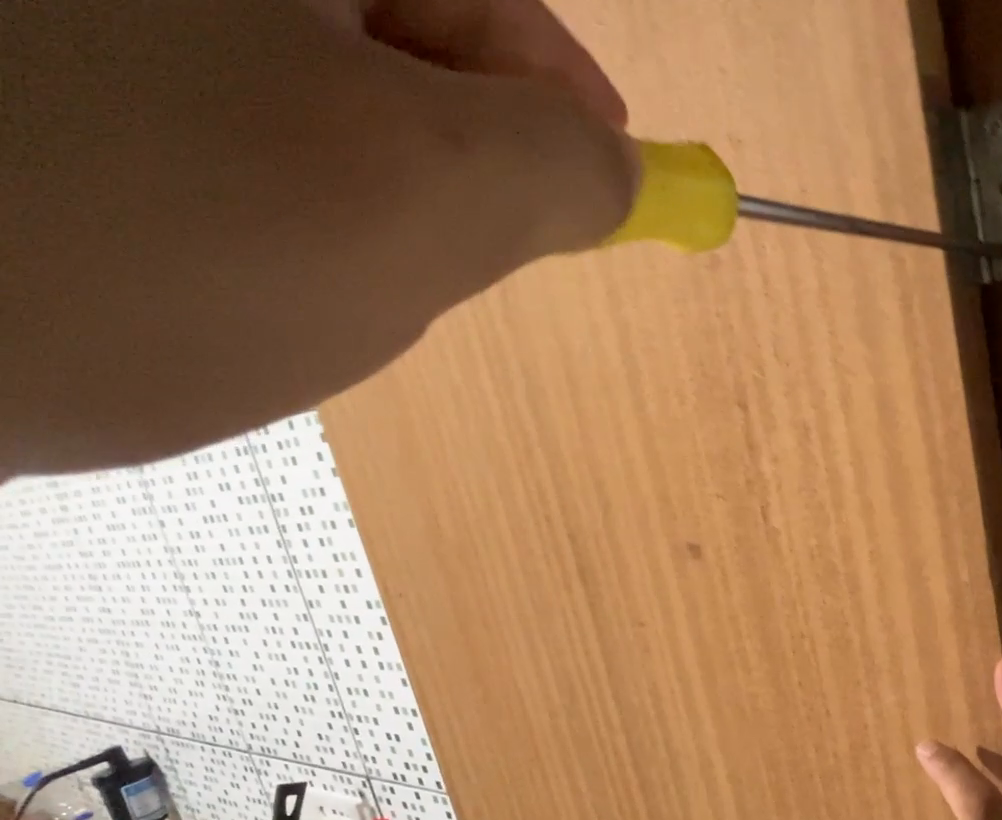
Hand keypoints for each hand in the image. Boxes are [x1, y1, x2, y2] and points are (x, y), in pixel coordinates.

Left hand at [2, 0, 636, 473]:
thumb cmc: (132, 244)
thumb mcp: (415, 198)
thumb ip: (561, 167)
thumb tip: (619, 167)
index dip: (564, 90)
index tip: (607, 187)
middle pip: (401, 42)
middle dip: (449, 155)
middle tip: (445, 252)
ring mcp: (107, 36)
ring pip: (314, 100)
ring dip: (358, 196)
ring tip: (310, 275)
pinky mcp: (56, 97)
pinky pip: (222, 137)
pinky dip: (267, 209)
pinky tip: (224, 270)